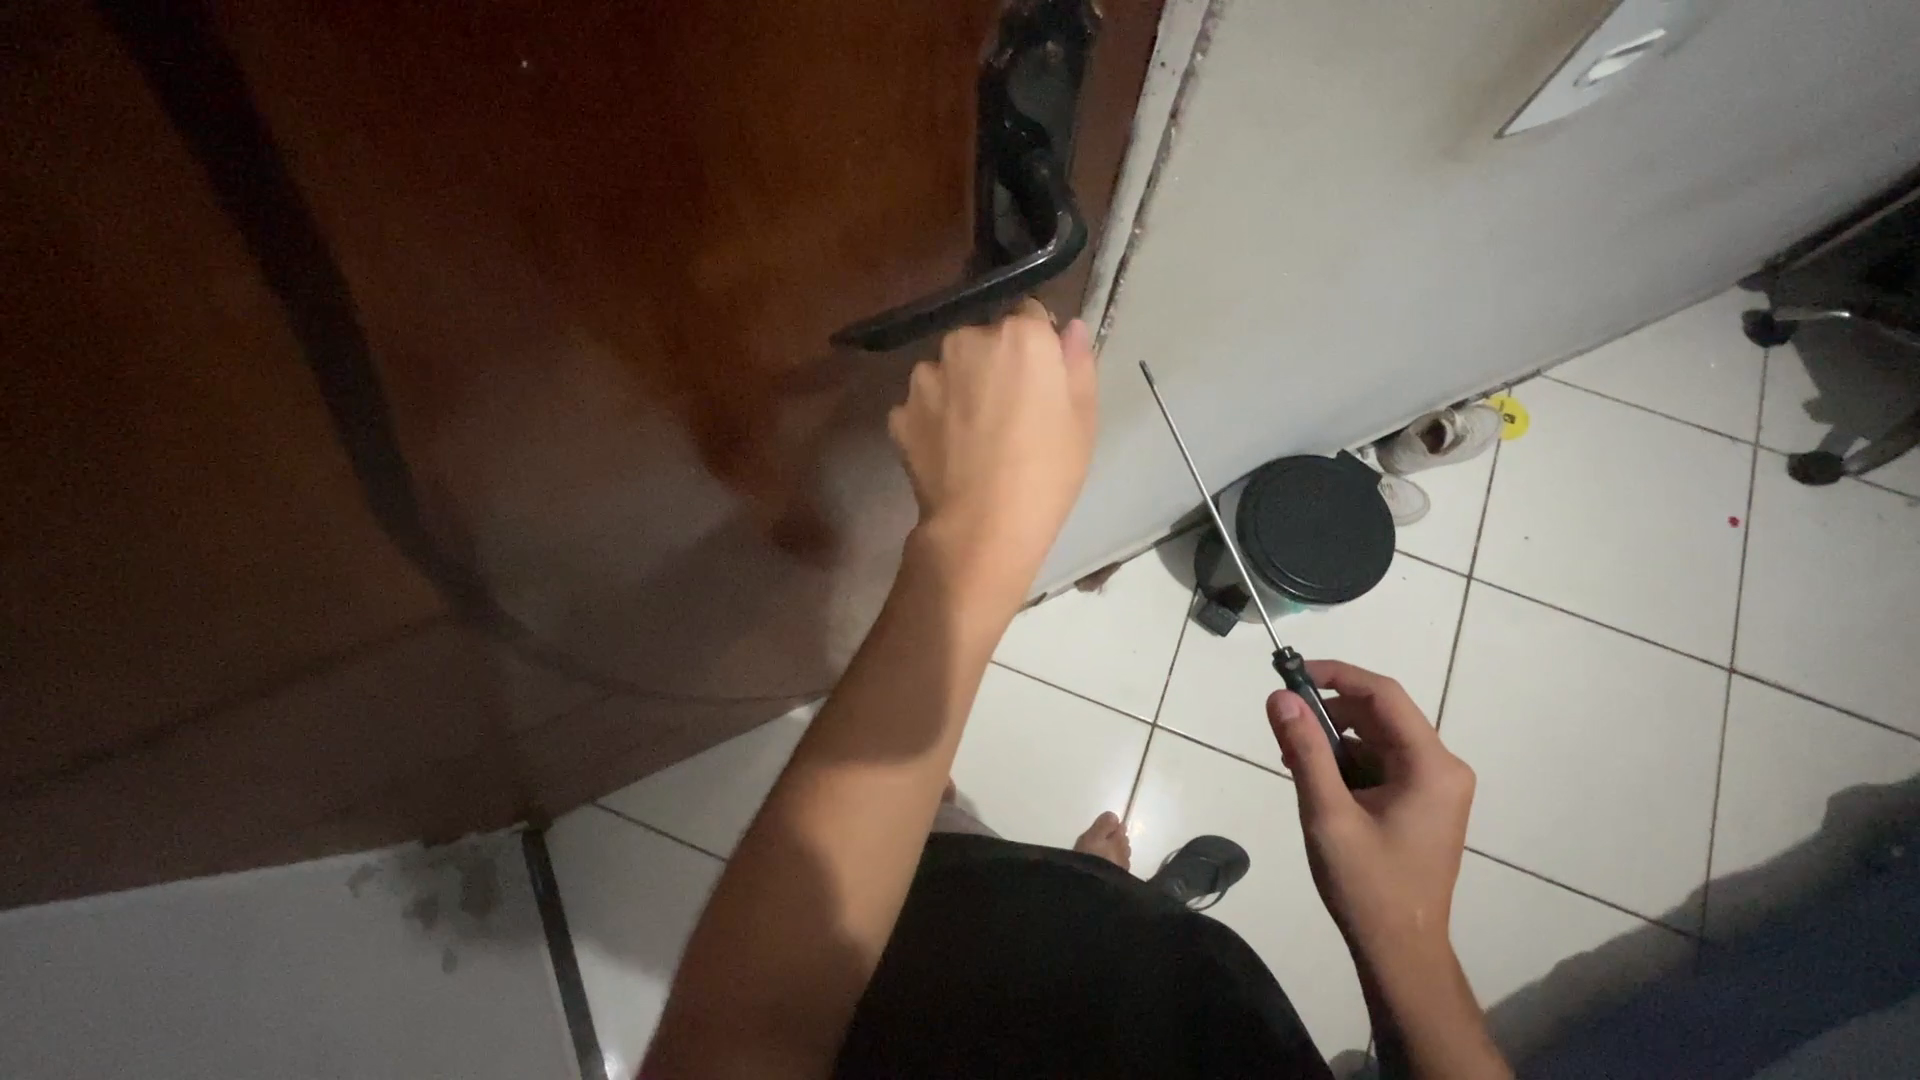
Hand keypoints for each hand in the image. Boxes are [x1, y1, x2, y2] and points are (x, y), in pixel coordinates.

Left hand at [888, 300, 1097, 598]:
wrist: (982, 527)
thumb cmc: (1046, 474)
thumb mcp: (1083, 420)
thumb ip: (1077, 363)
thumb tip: (1069, 328)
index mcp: (1020, 336)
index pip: (1028, 316)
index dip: (1035, 346)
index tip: (1039, 379)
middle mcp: (966, 341)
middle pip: (983, 339)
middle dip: (992, 364)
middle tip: (1006, 413)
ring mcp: (926, 376)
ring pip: (948, 370)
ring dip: (958, 389)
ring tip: (973, 436)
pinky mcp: (899, 411)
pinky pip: (923, 406)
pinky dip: (933, 421)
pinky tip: (948, 453)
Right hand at [1266, 660, 1474, 954]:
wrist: (1400, 949)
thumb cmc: (1367, 883)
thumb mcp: (1327, 813)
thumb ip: (1305, 750)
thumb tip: (1280, 696)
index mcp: (1431, 766)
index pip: (1384, 695)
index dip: (1336, 675)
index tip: (1290, 673)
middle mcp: (1442, 768)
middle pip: (1378, 716)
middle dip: (1327, 715)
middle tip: (1282, 731)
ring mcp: (1434, 786)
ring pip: (1374, 739)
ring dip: (1332, 742)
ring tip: (1293, 764)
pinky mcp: (1421, 802)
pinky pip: (1378, 762)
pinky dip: (1344, 764)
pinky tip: (1316, 784)